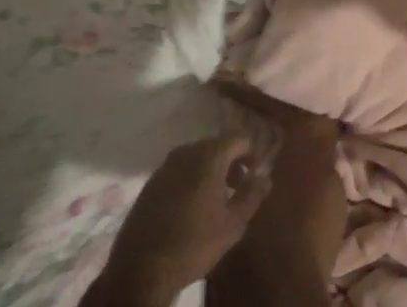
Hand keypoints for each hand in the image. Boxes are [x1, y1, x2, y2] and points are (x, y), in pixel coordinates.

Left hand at [94, 133, 272, 304]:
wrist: (141, 268)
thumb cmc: (194, 243)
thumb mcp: (233, 223)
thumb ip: (252, 194)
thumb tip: (265, 176)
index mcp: (209, 156)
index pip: (238, 138)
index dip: (252, 152)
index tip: (255, 175)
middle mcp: (186, 152)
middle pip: (217, 145)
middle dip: (232, 163)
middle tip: (239, 189)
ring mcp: (164, 167)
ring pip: (196, 158)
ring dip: (211, 172)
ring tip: (217, 201)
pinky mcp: (150, 183)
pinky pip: (179, 171)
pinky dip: (191, 180)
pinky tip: (192, 208)